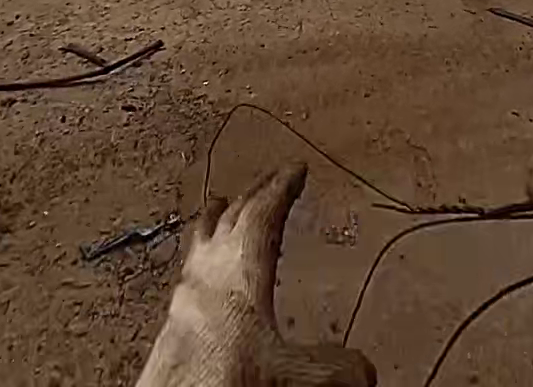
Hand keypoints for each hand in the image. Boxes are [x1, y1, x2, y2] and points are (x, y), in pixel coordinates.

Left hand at [135, 164, 374, 386]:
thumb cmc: (222, 382)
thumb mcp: (290, 372)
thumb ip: (332, 366)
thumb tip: (363, 370)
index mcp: (240, 270)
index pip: (264, 213)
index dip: (283, 186)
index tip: (296, 168)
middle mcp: (208, 274)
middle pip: (231, 216)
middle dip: (254, 192)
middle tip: (270, 178)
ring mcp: (183, 298)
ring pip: (203, 240)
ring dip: (220, 218)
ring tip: (224, 204)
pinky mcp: (168, 325)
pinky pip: (190, 269)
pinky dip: (204, 253)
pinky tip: (205, 273)